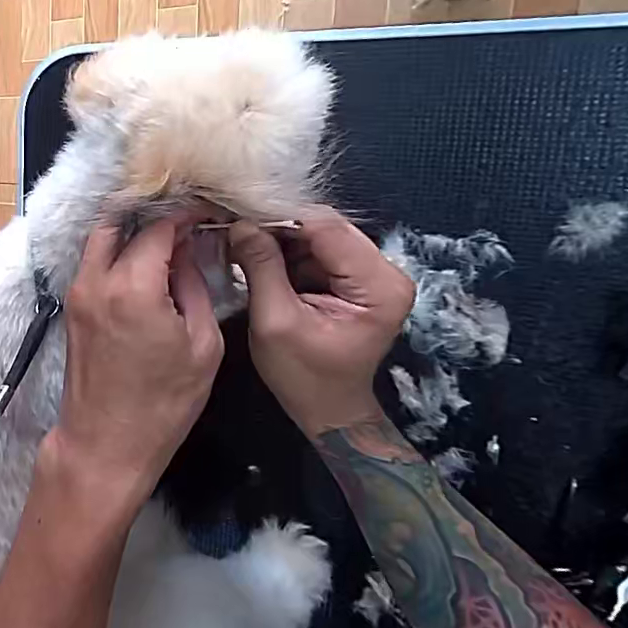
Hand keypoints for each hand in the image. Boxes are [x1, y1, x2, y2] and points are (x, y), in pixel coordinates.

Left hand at [51, 216, 224, 511]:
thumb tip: (188, 253)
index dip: (186, 214)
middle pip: (121, 221)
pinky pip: (95, 261)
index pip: (160, 227)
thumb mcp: (203, 345)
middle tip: (185, 219)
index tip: (207, 212)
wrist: (106, 446)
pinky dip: (119, 249)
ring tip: (168, 236)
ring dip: (133, 228)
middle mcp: (97, 280)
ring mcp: (79, 293)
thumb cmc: (163, 404)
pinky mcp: (73, 308)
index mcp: (133, 286)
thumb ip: (195, 287)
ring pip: (102, 238)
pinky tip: (147, 260)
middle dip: (155, 213)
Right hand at [228, 209, 414, 434]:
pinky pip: (323, 250)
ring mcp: (377, 273)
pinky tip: (265, 259)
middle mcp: (388, 271)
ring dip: (284, 240)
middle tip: (239, 231)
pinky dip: (293, 252)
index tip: (239, 217)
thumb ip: (262, 268)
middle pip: (328, 228)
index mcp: (379, 286)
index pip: (328, 230)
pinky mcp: (361, 277)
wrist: (330, 410)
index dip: (281, 219)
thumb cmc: (304, 378)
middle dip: (281, 229)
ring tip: (247, 245)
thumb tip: (241, 223)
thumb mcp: (275, 323)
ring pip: (322, 236)